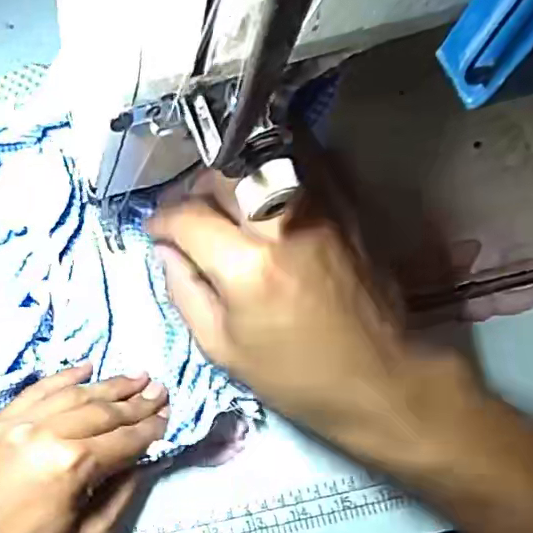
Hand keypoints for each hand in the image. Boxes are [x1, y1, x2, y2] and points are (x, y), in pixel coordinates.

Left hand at [0, 366, 167, 532]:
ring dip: (107, 385)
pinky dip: (62, 378)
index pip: (123, 440)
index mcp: (72, 467)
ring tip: (134, 377)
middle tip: (160, 390)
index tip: (169, 415)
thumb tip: (141, 462)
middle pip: (102, 412)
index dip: (150, 429)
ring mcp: (16, 424)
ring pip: (72, 395)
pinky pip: (35, 391)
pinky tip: (86, 368)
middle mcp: (45, 434)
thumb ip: (120, 494)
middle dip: (135, 402)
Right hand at [147, 171, 472, 454]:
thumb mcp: (222, 349)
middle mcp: (285, 223)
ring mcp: (324, 209)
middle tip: (191, 216)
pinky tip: (270, 197)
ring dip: (236, 172)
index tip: (157, 232)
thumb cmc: (294, 376)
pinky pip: (309, 163)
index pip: (188, 217)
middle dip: (195, 189)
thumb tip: (167, 250)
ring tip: (229, 202)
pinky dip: (280, 170)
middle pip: (225, 173)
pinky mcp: (351, 208)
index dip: (161, 220)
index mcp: (247, 269)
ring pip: (267, 154)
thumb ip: (185, 293)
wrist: (375, 378)